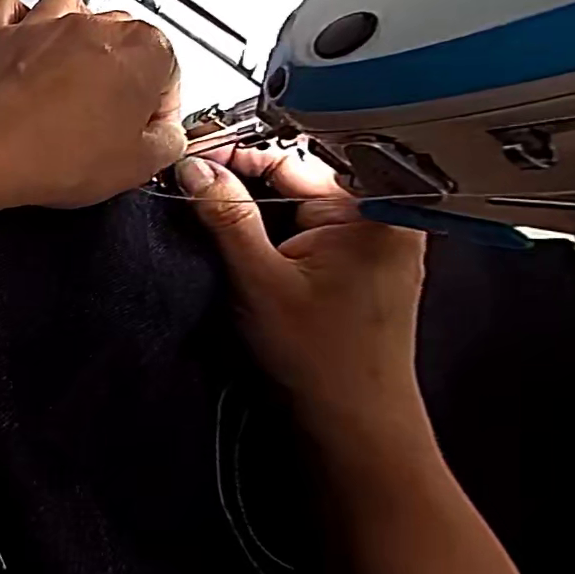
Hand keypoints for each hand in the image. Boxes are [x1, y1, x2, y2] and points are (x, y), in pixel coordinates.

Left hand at [0, 0, 184, 210]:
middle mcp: (92, 25)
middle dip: (120, 73)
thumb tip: (166, 136)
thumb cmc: (54, 156)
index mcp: (141, 49)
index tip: (146, 129)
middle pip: (121, 37)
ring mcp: (42, 24)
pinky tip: (22, 42)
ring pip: (69, 9)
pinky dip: (15, 19)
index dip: (158, 105)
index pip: (168, 68)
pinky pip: (8, 7)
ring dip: (73, 36)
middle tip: (108, 115)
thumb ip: (166, 142)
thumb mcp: (137, 166)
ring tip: (69, 75)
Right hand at [176, 146, 427, 436]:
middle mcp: (382, 216)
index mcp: (372, 212)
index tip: (194, 158)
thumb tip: (195, 168)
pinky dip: (271, 217)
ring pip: (299, 195)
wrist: (353, 420)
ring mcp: (372, 236)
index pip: (292, 157)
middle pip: (298, 172)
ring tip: (207, 197)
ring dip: (254, 196)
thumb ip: (226, 215)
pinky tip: (239, 222)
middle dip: (242, 173)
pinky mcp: (357, 256)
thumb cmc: (319, 357)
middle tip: (192, 176)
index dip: (237, 153)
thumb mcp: (260, 278)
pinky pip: (308, 218)